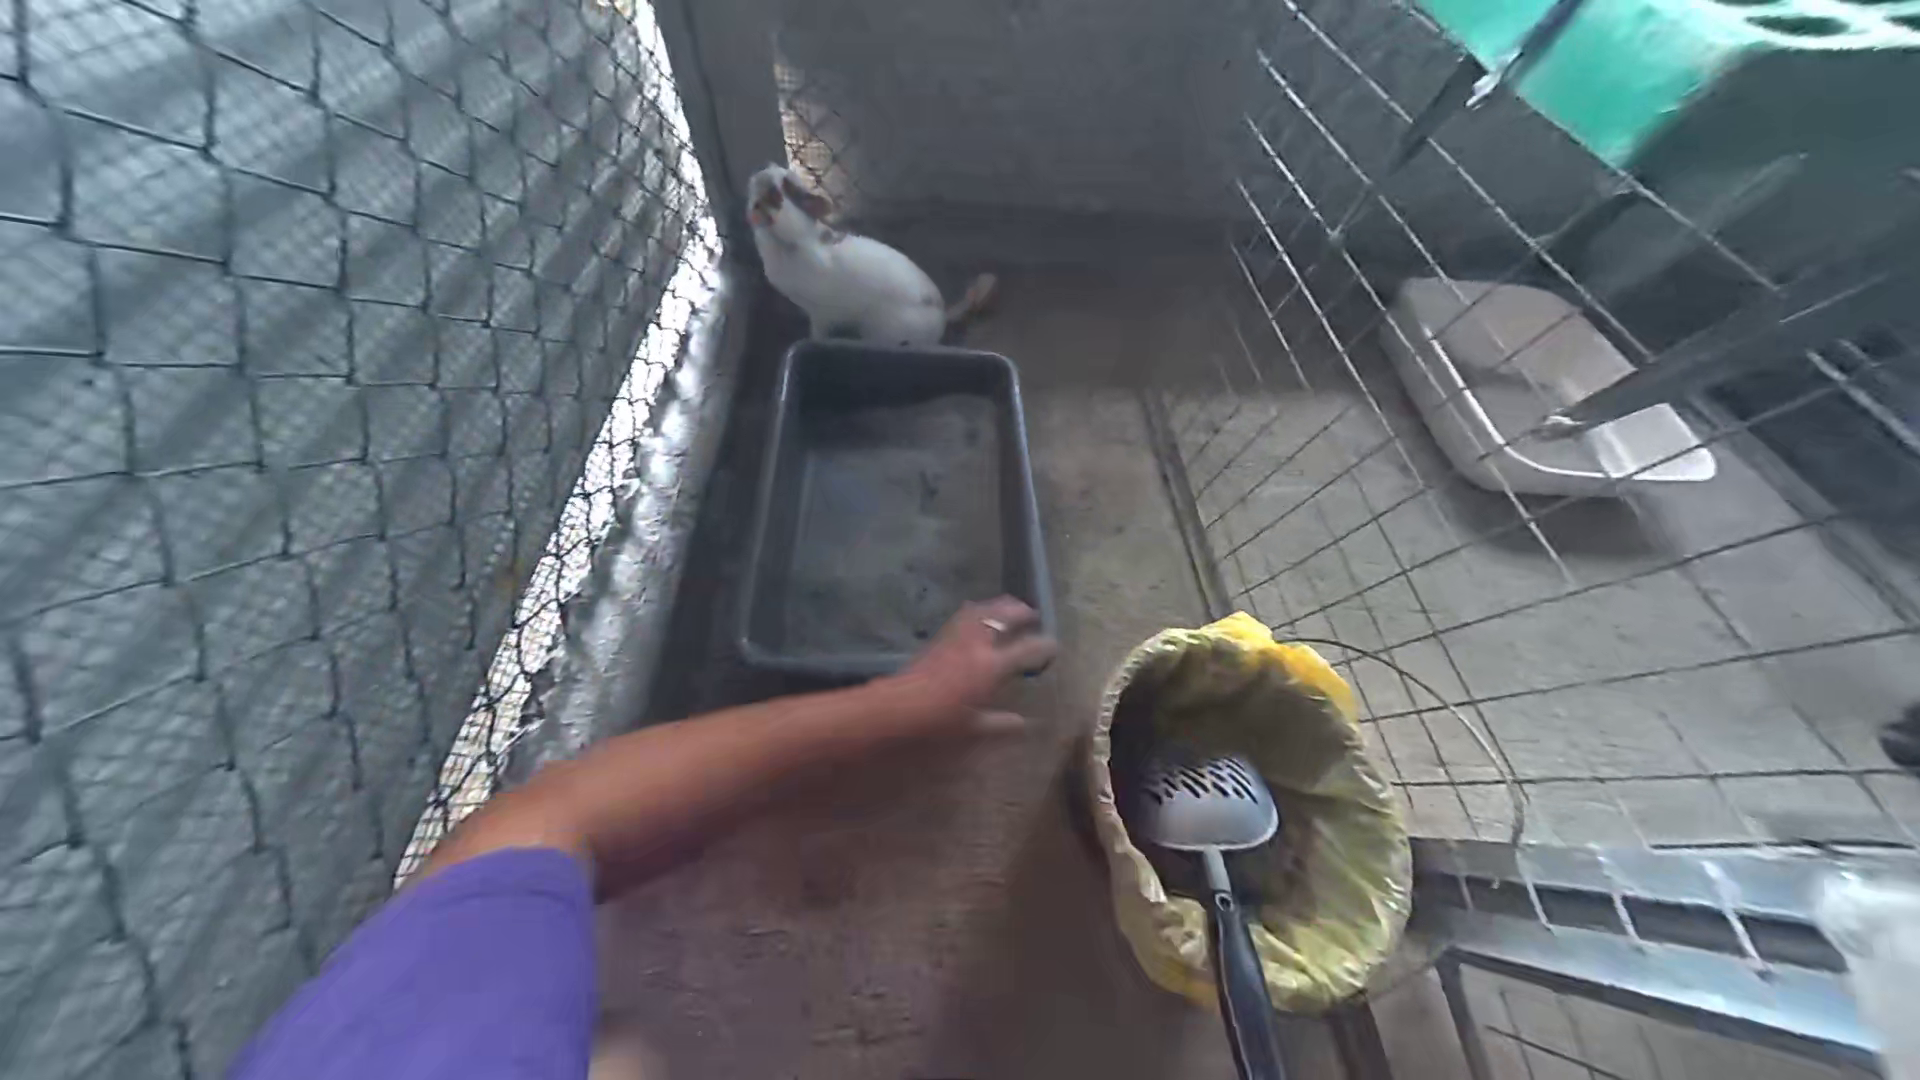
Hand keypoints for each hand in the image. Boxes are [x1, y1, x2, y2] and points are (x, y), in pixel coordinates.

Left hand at [894, 597, 1057, 735]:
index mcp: (991, 666)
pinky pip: (964, 615)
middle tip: (1032, 614)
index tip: (1054, 645)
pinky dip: (978, 611)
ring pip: (982, 610)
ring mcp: (956, 636)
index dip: (1044, 646)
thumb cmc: (939, 722)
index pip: (1027, 650)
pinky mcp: (940, 636)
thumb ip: (1000, 724)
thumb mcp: (973, 729)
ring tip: (1009, 606)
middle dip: (1021, 613)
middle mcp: (976, 644)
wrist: (899, 707)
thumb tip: (1022, 723)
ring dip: (999, 606)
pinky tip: (978, 615)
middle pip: (1003, 617)